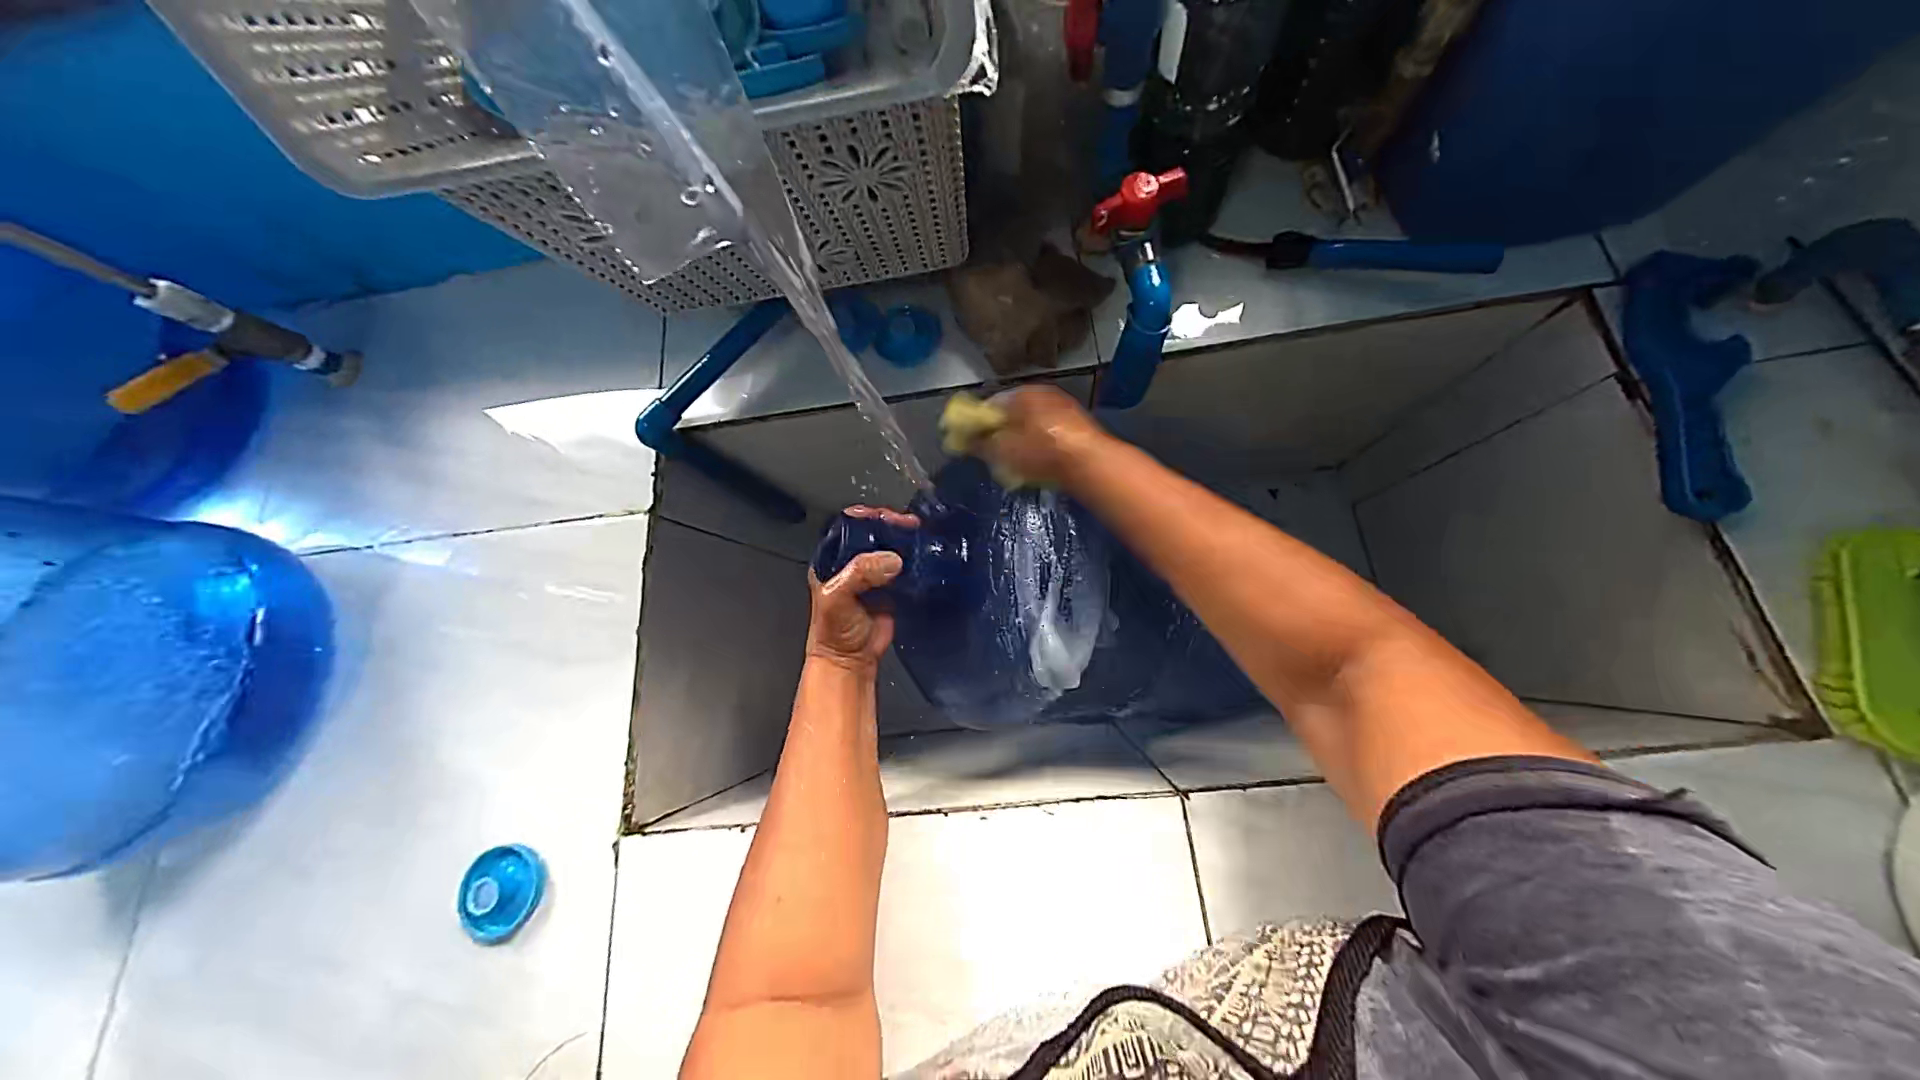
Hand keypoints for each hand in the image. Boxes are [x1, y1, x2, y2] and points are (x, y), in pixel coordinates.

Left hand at [805, 506, 917, 673]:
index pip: (848, 528)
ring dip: (905, 540)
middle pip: (874, 534)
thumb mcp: (837, 597)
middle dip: (890, 525)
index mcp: (832, 560)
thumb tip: (891, 560)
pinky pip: (906, 568)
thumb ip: (860, 573)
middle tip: (904, 523)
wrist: (851, 661)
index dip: (865, 517)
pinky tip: (921, 555)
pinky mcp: (892, 588)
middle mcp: (852, 564)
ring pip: (891, 548)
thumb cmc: (833, 633)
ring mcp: (874, 576)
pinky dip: (915, 561)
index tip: (881, 515)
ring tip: (916, 534)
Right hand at [980, 384, 1109, 489]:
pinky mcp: (1078, 422)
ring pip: (1032, 420)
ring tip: (1018, 461)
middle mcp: (1042, 391)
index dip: (978, 424)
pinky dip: (1041, 442)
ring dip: (1023, 437)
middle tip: (995, 453)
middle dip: (1002, 431)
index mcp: (1020, 393)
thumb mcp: (1002, 452)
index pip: (989, 404)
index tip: (973, 442)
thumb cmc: (1040, 453)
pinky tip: (1040, 461)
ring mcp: (1063, 404)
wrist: (1089, 463)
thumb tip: (965, 440)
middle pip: (1013, 411)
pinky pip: (1050, 429)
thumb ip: (980, 444)